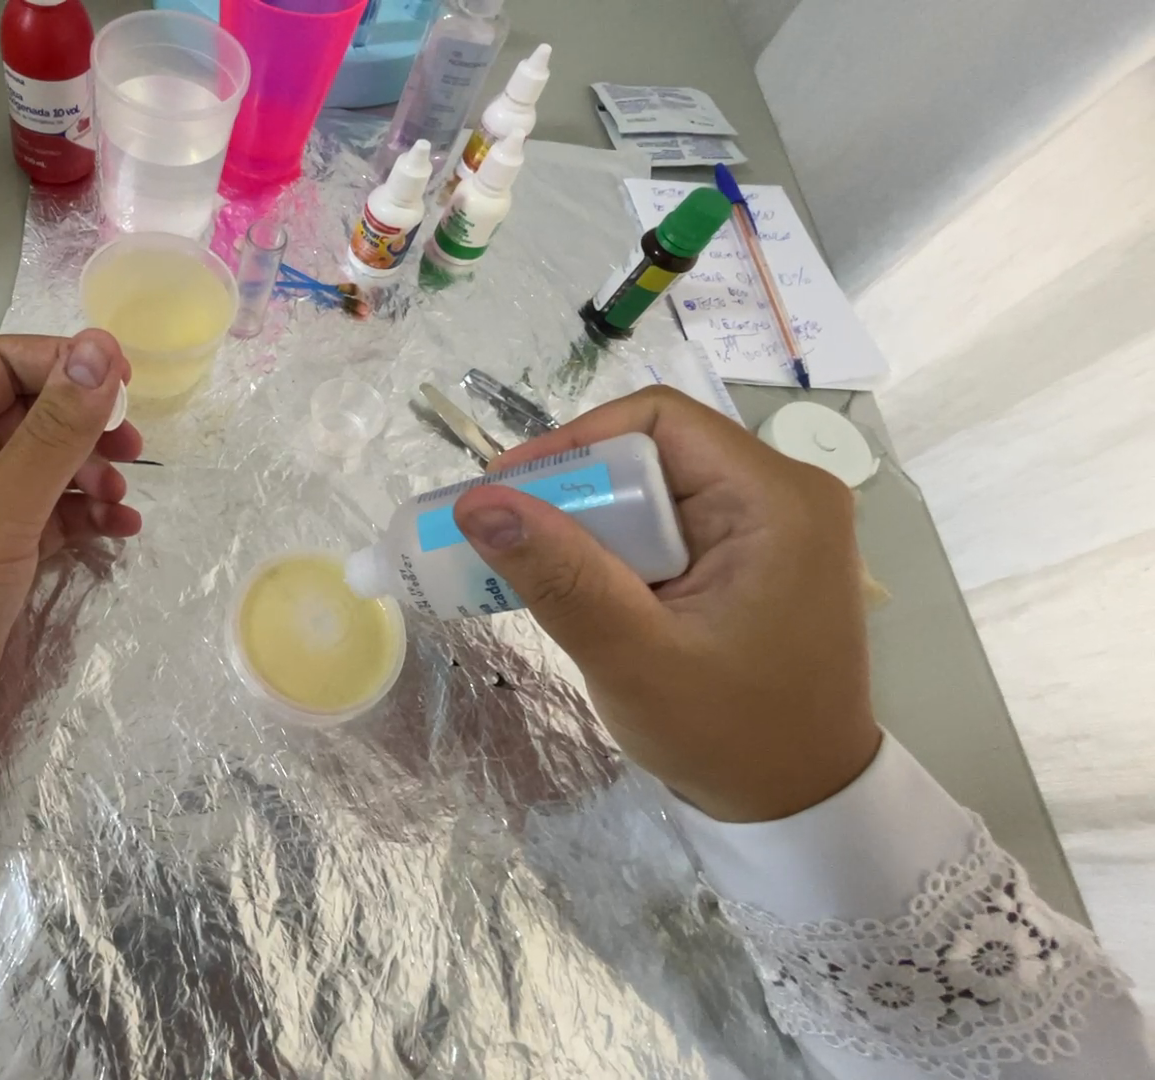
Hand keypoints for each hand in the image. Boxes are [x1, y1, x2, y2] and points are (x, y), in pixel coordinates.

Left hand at [0, 331, 141, 751]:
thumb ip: (56, 429)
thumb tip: (101, 346)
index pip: (4, 362)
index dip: (65, 363)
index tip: (126, 383)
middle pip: (31, 414)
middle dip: (85, 427)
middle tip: (133, 449)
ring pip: (45, 467)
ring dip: (90, 475)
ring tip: (121, 500)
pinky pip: (47, 515)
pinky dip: (83, 517)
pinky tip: (119, 529)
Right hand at [452, 387, 880, 822]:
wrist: (796, 803)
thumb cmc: (726, 733)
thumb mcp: (629, 654)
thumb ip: (558, 574)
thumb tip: (478, 502)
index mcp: (773, 500)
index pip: (656, 420)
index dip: (570, 443)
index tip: (505, 490)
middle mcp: (778, 496)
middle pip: (647, 453)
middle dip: (568, 491)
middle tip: (507, 538)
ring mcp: (766, 528)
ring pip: (646, 490)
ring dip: (580, 523)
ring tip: (529, 567)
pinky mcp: (745, 558)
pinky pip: (658, 526)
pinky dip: (605, 548)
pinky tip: (572, 585)